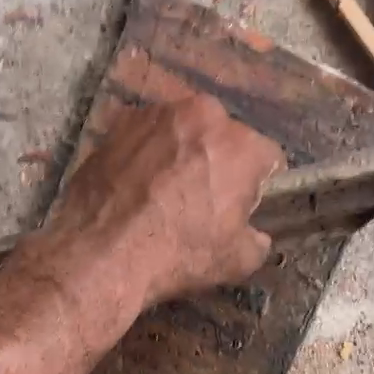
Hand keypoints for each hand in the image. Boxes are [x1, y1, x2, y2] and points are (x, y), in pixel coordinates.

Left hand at [43, 96, 282, 308]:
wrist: (103, 249)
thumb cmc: (179, 253)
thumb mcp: (238, 261)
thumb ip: (259, 239)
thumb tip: (255, 233)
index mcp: (242, 145)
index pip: (270, 158)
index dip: (262, 185)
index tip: (248, 206)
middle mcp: (204, 114)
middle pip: (226, 137)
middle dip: (222, 163)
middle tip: (206, 200)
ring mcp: (159, 112)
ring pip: (186, 131)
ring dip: (185, 154)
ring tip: (169, 192)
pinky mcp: (121, 120)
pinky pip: (150, 135)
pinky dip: (151, 154)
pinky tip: (140, 186)